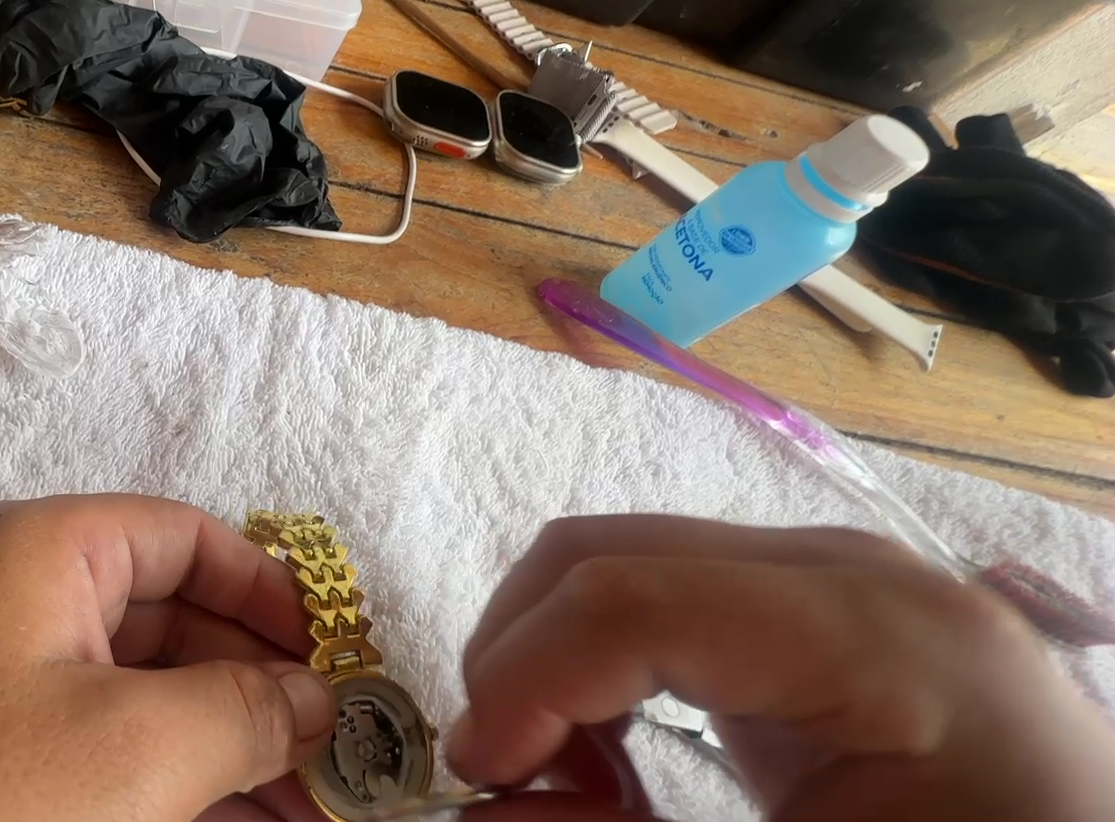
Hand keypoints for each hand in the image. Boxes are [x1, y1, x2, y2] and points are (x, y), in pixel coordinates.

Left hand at [0, 495, 335, 821]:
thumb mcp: (129, 749)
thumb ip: (237, 711)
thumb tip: (312, 696)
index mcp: (52, 548)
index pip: (186, 537)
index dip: (266, 589)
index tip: (330, 656)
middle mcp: (29, 588)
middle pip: (172, 611)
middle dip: (254, 681)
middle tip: (329, 754)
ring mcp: (8, 666)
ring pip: (144, 682)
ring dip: (221, 736)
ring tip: (301, 803)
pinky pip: (105, 734)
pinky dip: (170, 770)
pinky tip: (231, 818)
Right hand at [448, 516, 1114, 820]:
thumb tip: (480, 815)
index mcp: (874, 636)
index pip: (635, 605)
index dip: (527, 679)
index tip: (478, 773)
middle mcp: (830, 563)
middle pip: (597, 555)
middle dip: (517, 658)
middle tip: (504, 770)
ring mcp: (803, 562)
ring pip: (600, 556)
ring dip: (543, 651)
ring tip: (557, 760)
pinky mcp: (778, 586)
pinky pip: (635, 582)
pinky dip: (585, 652)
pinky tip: (604, 732)